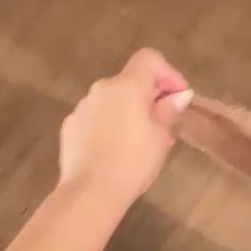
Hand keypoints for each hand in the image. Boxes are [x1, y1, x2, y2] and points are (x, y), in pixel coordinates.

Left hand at [57, 49, 191, 209]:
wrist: (91, 191)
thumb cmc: (134, 161)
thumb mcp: (160, 137)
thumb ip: (168, 111)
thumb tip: (178, 96)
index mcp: (127, 86)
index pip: (149, 59)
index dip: (168, 73)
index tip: (180, 97)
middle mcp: (102, 89)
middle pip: (130, 81)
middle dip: (150, 97)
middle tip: (165, 124)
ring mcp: (82, 108)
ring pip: (112, 101)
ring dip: (128, 112)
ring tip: (140, 142)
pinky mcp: (70, 127)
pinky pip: (96, 118)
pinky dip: (109, 126)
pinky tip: (115, 151)